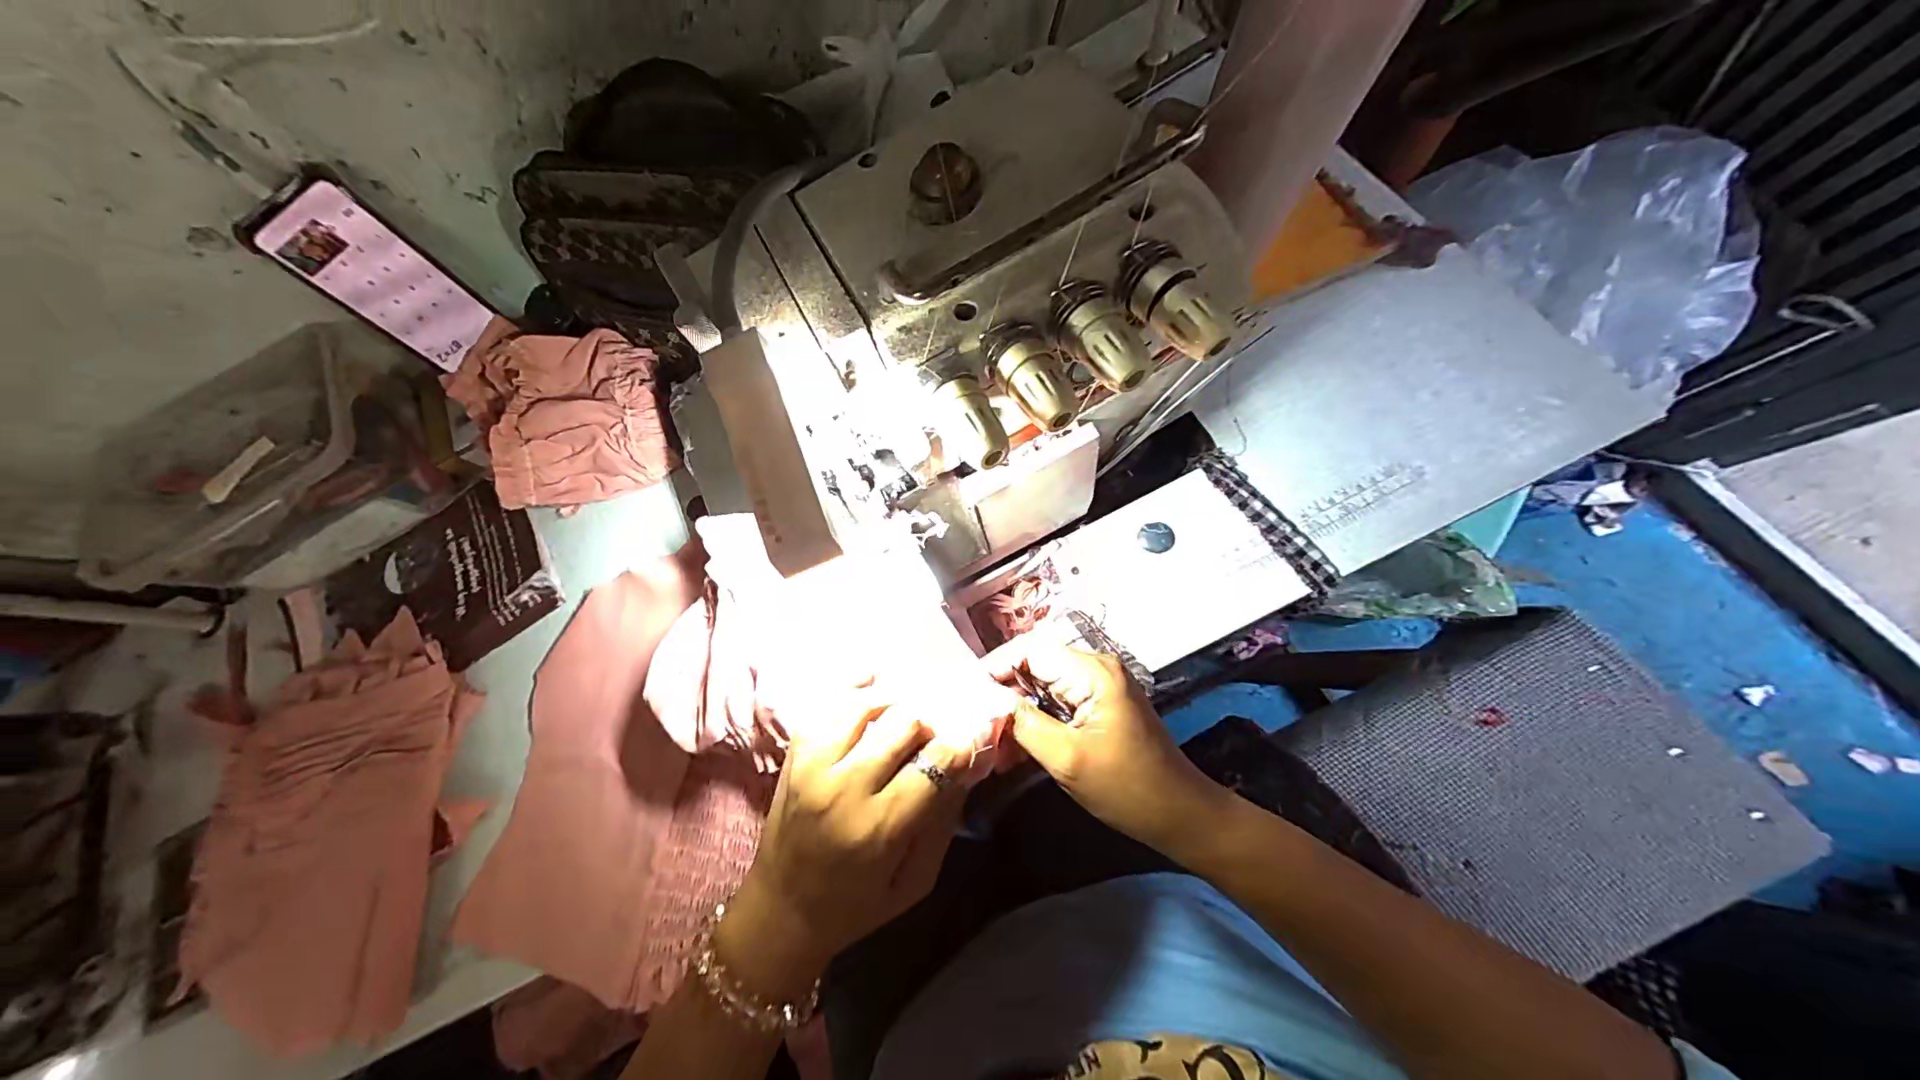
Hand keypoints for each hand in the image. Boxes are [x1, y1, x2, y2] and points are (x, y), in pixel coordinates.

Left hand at [716, 683, 971, 998]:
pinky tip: (873, 682)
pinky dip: (854, 688)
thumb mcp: (914, 882)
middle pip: (905, 722)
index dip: (963, 745)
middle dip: (932, 724)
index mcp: (879, 826)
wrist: (779, 912)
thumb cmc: (855, 906)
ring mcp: (813, 765)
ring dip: (896, 703)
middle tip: (937, 735)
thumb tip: (965, 768)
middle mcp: (844, 787)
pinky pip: (827, 703)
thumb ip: (942, 823)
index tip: (973, 742)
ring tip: (908, 714)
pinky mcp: (795, 754)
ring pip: (866, 703)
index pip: (935, 761)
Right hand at [988, 638, 1224, 852]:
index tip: (969, 694)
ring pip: (1043, 685)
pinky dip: (1036, 720)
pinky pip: (1058, 702)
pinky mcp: (1099, 706)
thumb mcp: (1067, 758)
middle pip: (1036, 664)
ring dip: (1018, 710)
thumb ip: (1024, 723)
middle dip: (1004, 692)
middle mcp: (1097, 669)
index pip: (1032, 649)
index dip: (997, 666)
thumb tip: (988, 701)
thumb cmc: (1126, 788)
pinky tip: (1016, 745)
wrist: (1179, 814)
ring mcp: (1100, 687)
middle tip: (977, 722)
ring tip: (993, 739)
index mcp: (1094, 672)